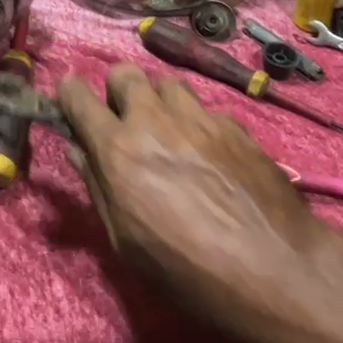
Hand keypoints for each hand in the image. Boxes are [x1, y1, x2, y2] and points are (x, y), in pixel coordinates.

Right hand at [58, 63, 329, 334]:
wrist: (273, 269)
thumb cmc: (185, 267)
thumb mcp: (123, 239)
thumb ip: (97, 185)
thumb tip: (79, 151)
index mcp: (117, 148)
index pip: (77, 95)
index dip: (69, 95)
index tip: (72, 104)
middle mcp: (153, 120)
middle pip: (124, 73)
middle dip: (118, 90)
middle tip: (127, 121)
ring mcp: (197, 118)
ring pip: (166, 83)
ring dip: (160, 101)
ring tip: (170, 131)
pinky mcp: (234, 125)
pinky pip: (206, 109)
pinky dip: (199, 123)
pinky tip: (210, 153)